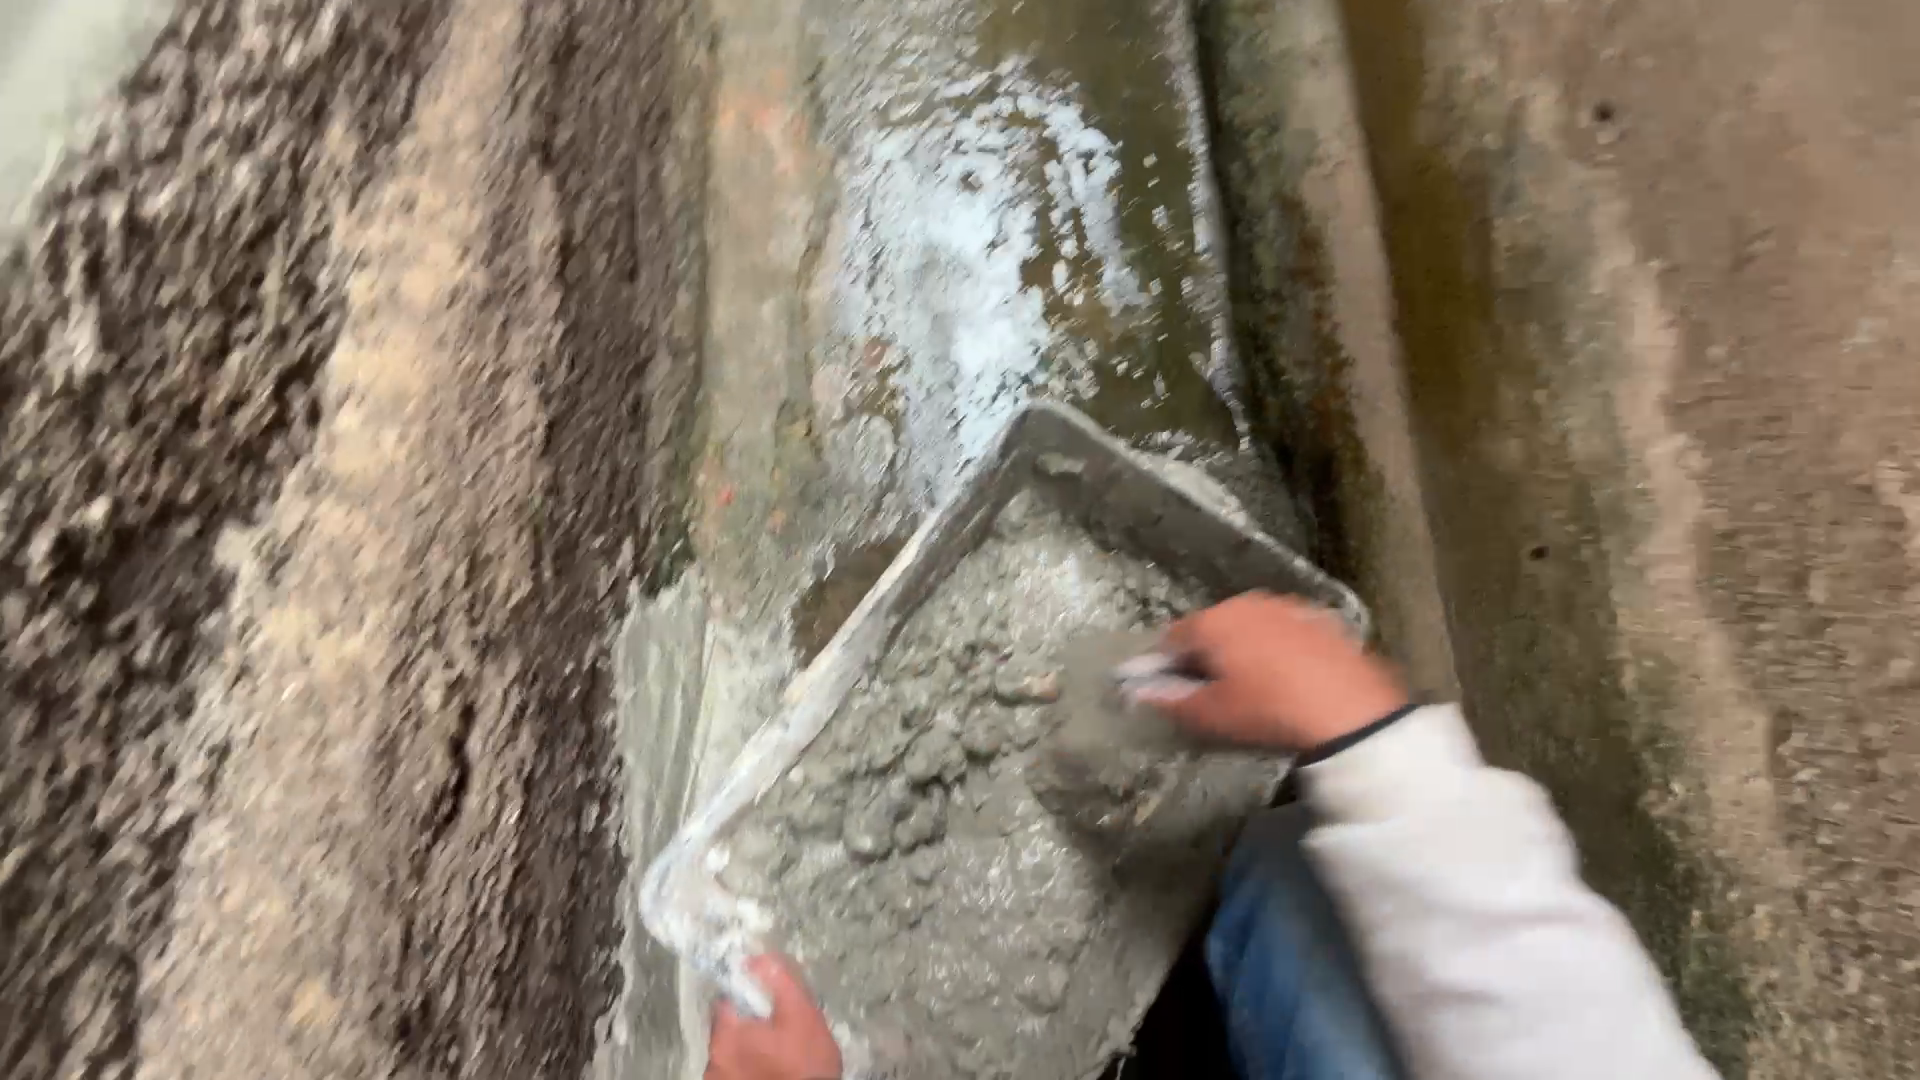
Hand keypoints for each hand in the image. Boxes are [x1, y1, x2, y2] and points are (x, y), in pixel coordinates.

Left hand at [706, 955, 842, 1079]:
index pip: (724, 999)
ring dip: (747, 1042)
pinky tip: (770, 1063)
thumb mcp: (800, 1011)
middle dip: (748, 1019)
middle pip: (727, 1025)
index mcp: (725, 1036)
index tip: (764, 994)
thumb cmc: (805, 1057)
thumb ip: (777, 979)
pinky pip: (735, 1068)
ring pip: (732, 1048)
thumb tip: (756, 957)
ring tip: (776, 1045)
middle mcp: (713, 1062)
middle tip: (776, 1021)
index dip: (744, 991)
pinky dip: (748, 1062)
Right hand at [1135, 591, 1408, 751]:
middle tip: (1214, 691)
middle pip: (1211, 627)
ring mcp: (1286, 607)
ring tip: (1254, 685)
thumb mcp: (1211, 716)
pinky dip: (1277, 648)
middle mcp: (1245, 603)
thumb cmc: (1268, 711)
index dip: (1166, 665)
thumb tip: (1139, 691)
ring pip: (1248, 626)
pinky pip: (1283, 631)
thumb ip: (1169, 700)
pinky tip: (1289, 677)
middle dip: (1206, 654)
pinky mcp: (1321, 619)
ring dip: (1242, 648)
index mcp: (1211, 621)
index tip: (1174, 690)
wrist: (1353, 712)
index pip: (1171, 638)